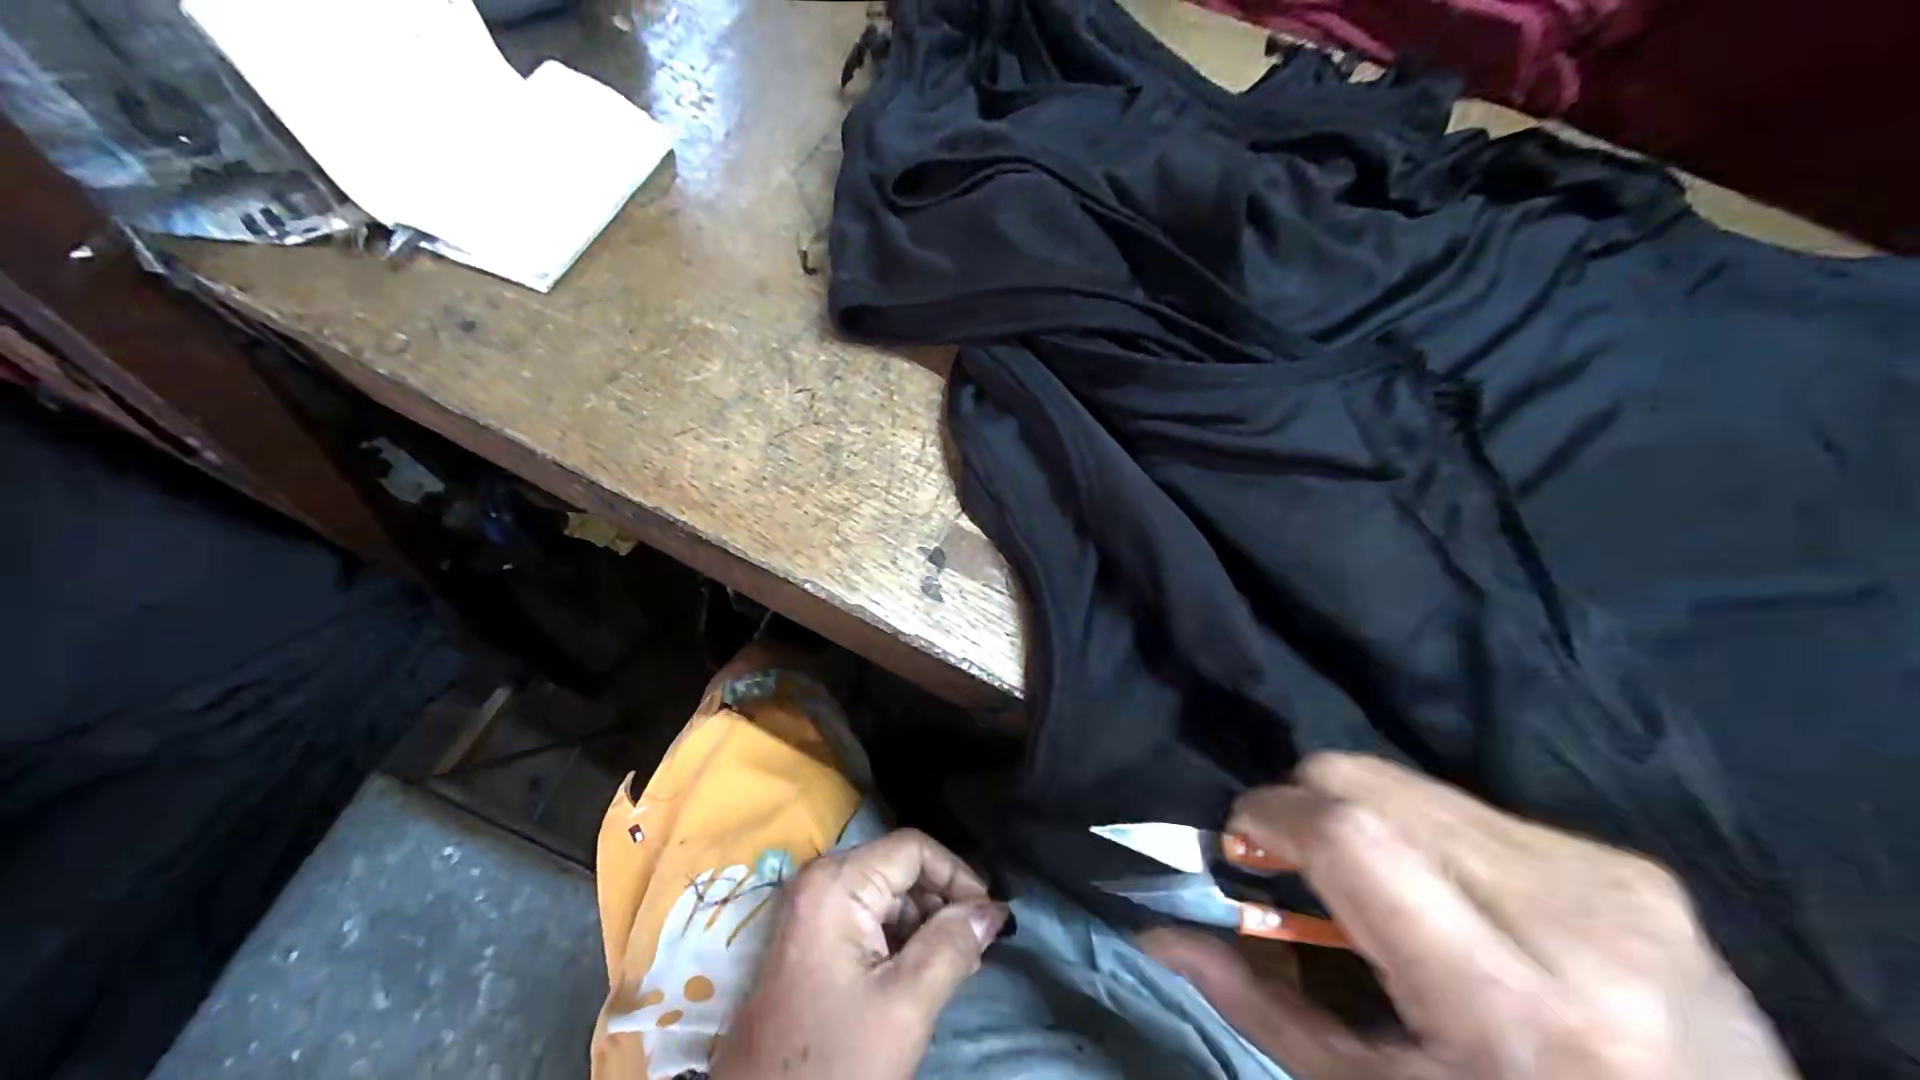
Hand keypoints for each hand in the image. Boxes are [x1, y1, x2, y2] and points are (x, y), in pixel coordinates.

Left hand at [712, 828, 1007, 1079]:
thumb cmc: (836, 1060)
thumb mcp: (905, 1005)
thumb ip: (953, 946)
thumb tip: (992, 909)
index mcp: (836, 883)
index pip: (913, 849)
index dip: (958, 875)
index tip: (990, 917)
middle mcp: (819, 882)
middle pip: (900, 868)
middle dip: (942, 902)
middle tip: (977, 947)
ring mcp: (811, 910)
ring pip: (887, 895)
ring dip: (925, 923)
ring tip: (957, 965)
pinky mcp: (810, 939)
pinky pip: (868, 919)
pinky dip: (901, 939)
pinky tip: (923, 973)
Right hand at [1142, 753, 1797, 1079]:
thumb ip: (1259, 1003)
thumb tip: (1159, 929)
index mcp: (1513, 1005)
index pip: (1351, 836)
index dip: (1270, 815)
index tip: (1240, 843)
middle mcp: (1573, 917)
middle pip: (1372, 783)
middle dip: (1302, 804)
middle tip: (1292, 864)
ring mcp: (1614, 880)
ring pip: (1411, 783)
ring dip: (1360, 817)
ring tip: (1372, 889)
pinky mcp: (1631, 865)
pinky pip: (1468, 806)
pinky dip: (1420, 833)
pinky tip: (1446, 897)